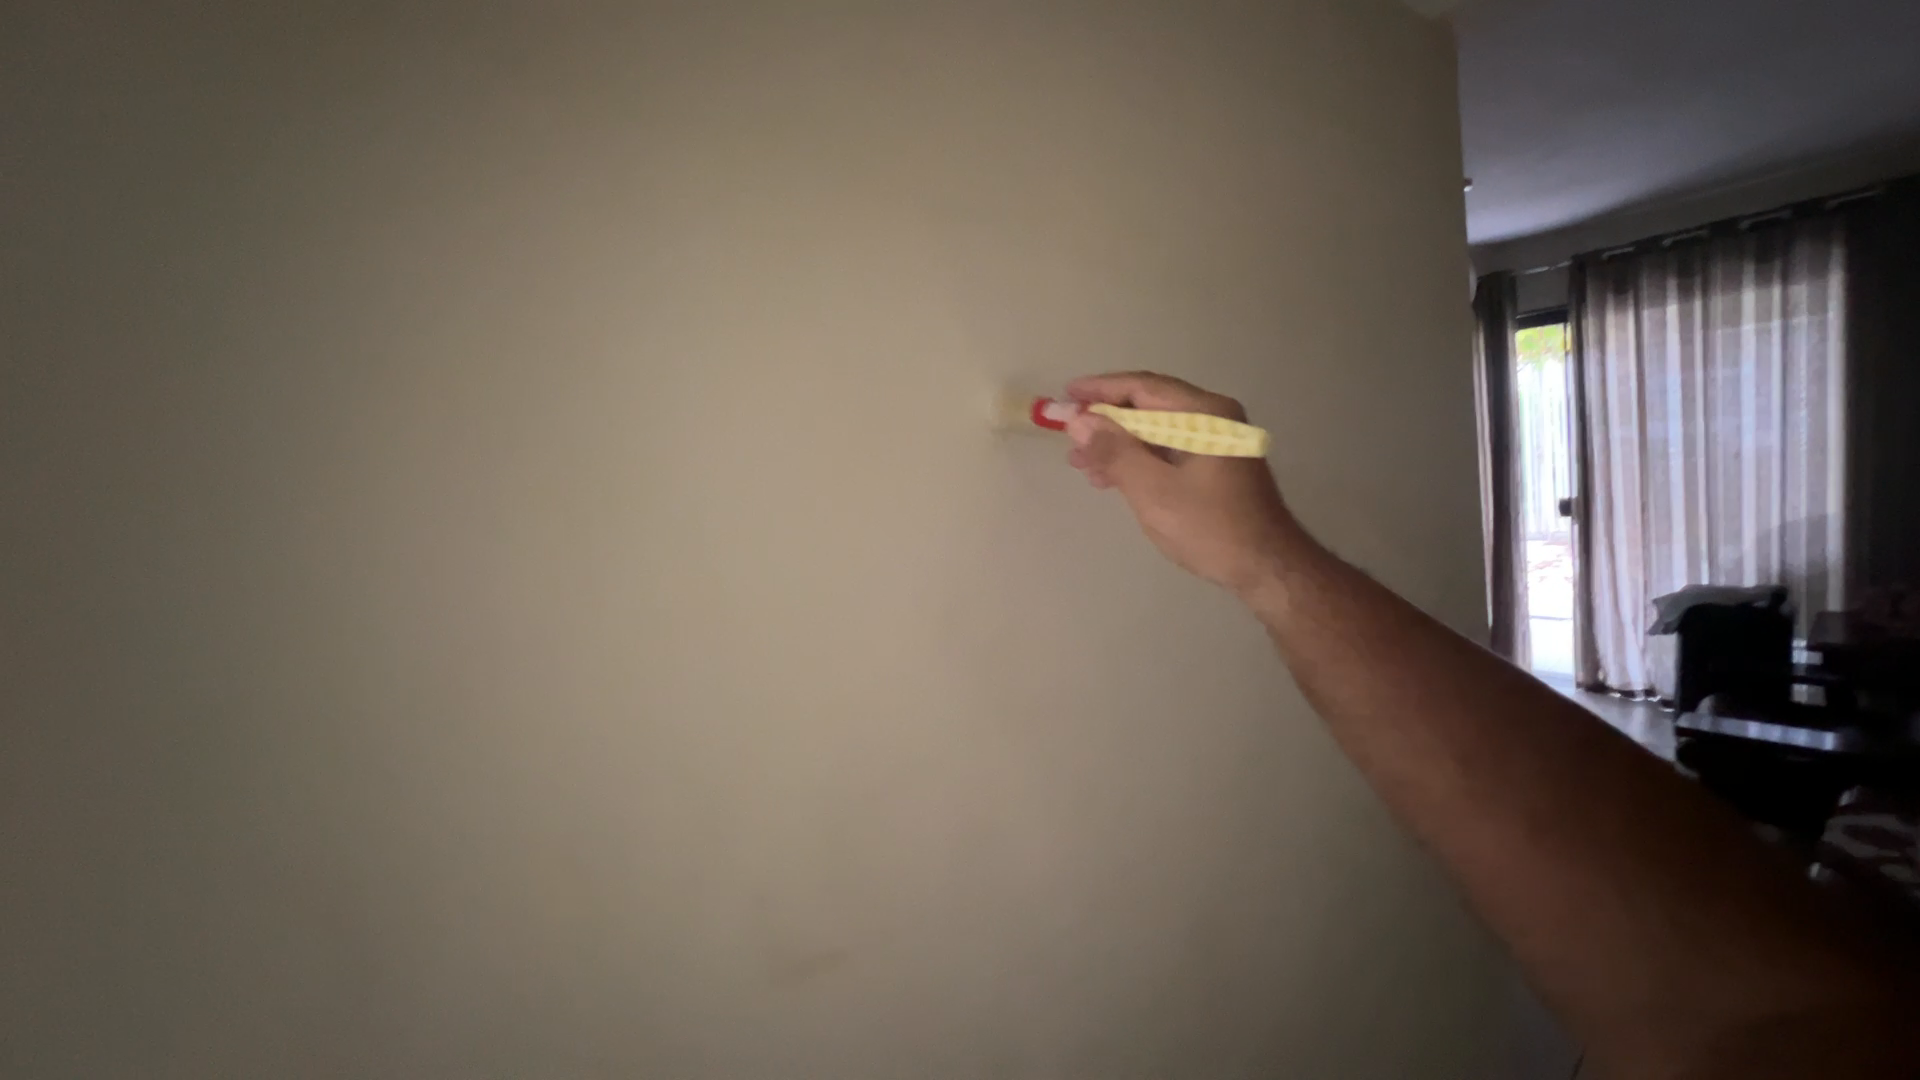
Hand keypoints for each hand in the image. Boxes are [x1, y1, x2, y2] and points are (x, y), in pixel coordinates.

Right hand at [1064, 372, 1300, 597]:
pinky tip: (1110, 477)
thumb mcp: (1153, 490)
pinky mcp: (1212, 465)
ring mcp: (1214, 442)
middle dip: (1104, 421)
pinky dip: (1136, 459)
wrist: (1264, 566)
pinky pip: (1165, 450)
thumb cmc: (1209, 527)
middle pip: (1148, 406)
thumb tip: (1080, 422)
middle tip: (1067, 435)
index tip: (1066, 395)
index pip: (1143, 388)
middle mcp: (1212, 418)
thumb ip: (1115, 452)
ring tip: (1081, 462)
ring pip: (1154, 431)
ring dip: (1116, 444)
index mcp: (1204, 414)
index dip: (1100, 390)